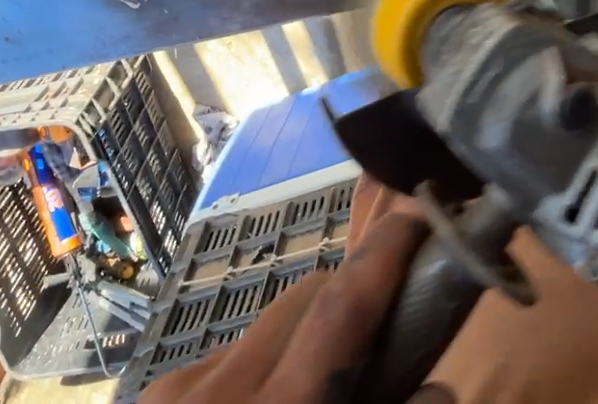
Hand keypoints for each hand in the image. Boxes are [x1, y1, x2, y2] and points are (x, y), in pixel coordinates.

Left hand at [141, 175, 429, 403]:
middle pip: (306, 297)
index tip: (417, 211)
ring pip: (268, 320)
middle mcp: (223, 386)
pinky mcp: (156, 387)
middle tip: (382, 319)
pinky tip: (266, 396)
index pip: (342, 309)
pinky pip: (230, 348)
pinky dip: (261, 359)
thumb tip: (441, 387)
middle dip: (350, 292)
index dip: (385, 253)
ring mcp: (180, 384)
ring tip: (317, 374)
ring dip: (304, 331)